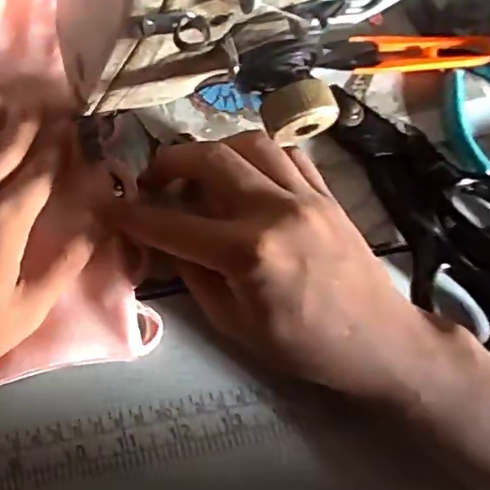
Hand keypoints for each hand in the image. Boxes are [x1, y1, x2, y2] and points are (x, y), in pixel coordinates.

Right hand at [106, 131, 484, 405]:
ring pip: (249, 143)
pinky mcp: (326, 192)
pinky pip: (286, 152)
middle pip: (209, 160)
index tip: (108, 205)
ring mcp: (305, 195)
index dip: (133, 214)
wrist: (381, 341)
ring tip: (198, 172)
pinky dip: (255, 154)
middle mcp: (274, 211)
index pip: (173, 224)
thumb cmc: (303, 346)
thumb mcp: (234, 324)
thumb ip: (193, 275)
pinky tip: (244, 173)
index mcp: (248, 253)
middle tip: (152, 181)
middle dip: (168, 163)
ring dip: (213, 150)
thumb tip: (162, 242)